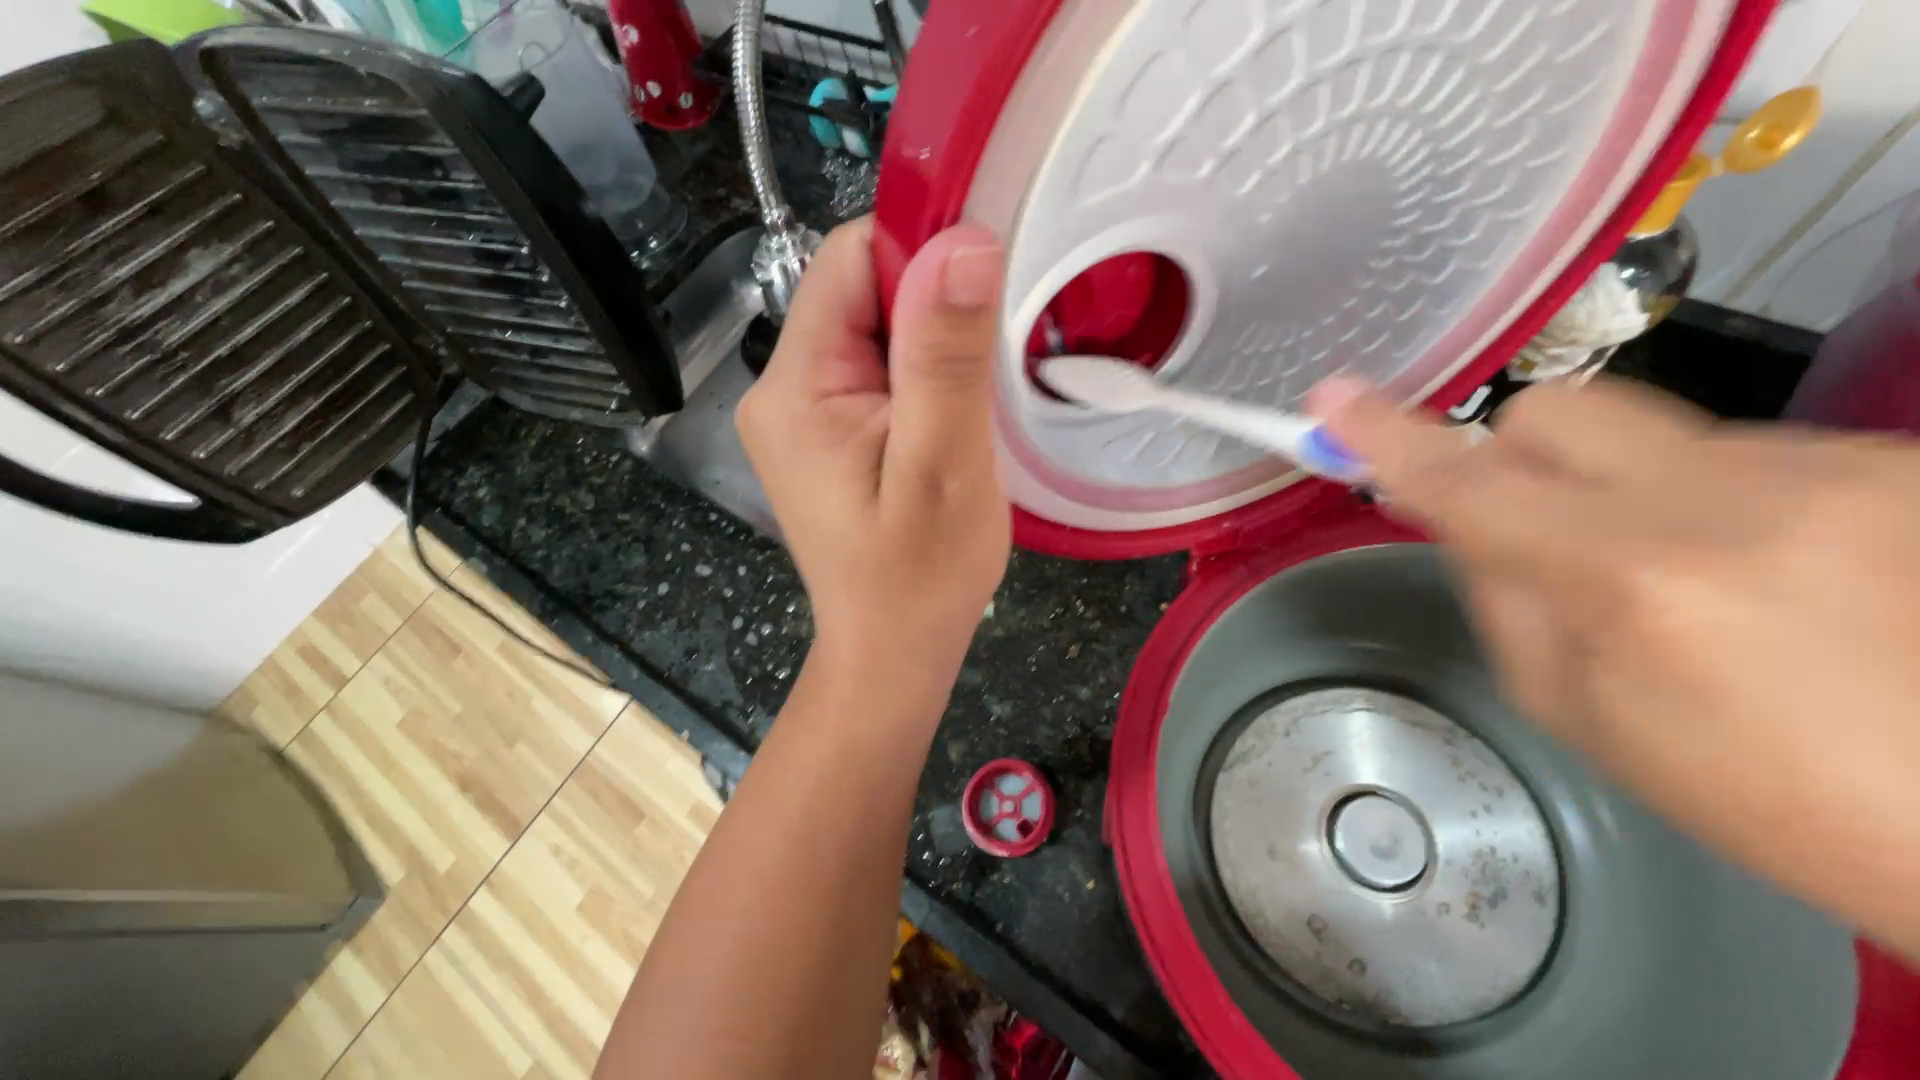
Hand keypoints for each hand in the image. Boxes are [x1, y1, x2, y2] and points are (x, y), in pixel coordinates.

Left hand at [736, 219, 1010, 676]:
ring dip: (933, 345)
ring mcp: (800, 411)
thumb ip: (945, 356)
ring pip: (876, 328)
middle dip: (933, 308)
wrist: (893, 650)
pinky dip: (922, 375)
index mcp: (796, 385)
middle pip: (862, 290)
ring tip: (973, 398)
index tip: (988, 287)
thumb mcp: (943, 465)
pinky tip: (951, 415)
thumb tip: (963, 240)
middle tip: (988, 362)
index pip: (850, 260)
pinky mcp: (824, 432)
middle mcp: (781, 386)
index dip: (923, 253)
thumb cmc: (920, 576)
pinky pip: (876, 368)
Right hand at [1313, 376, 1919, 956]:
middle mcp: (1729, 501)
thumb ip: (1503, 595)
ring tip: (1694, 575)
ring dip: (1631, 488)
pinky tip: (1768, 567)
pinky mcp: (1892, 461)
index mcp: (1632, 583)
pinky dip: (1716, 497)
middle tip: (1537, 520)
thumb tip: (1467, 521)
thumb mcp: (1576, 710)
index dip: (1389, 440)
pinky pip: (1738, 450)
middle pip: (1554, 409)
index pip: (1471, 486)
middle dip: (1517, 454)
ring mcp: (1829, 468)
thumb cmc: (1755, 789)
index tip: (1334, 397)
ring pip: (1649, 432)